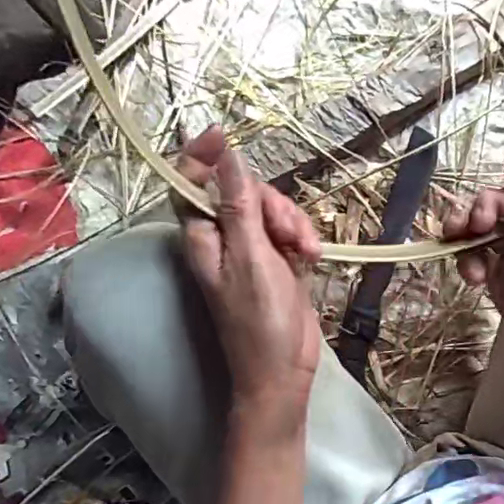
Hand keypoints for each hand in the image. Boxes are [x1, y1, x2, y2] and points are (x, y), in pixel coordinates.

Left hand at [177, 127, 322, 425]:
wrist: (284, 368)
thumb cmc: (259, 321)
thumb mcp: (251, 259)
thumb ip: (239, 207)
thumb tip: (228, 158)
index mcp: (204, 238)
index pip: (190, 184)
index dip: (202, 157)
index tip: (225, 135)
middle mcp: (226, 239)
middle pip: (244, 192)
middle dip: (273, 204)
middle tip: (287, 232)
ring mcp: (256, 250)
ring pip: (273, 211)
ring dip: (294, 223)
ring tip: (305, 251)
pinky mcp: (281, 262)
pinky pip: (292, 232)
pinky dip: (304, 239)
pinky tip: (313, 258)